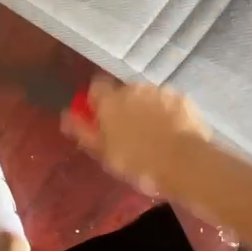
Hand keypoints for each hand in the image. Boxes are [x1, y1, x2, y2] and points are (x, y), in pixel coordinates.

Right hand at [62, 79, 210, 200]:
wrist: (185, 163)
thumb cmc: (139, 163)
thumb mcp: (104, 153)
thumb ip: (82, 131)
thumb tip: (66, 115)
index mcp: (110, 101)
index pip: (95, 86)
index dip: (97, 100)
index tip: (101, 118)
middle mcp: (133, 88)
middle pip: (123, 92)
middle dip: (124, 107)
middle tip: (129, 133)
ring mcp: (160, 91)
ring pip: (147, 96)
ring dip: (146, 109)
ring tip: (154, 136)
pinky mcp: (182, 98)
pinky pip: (169, 102)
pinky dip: (168, 113)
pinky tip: (172, 132)